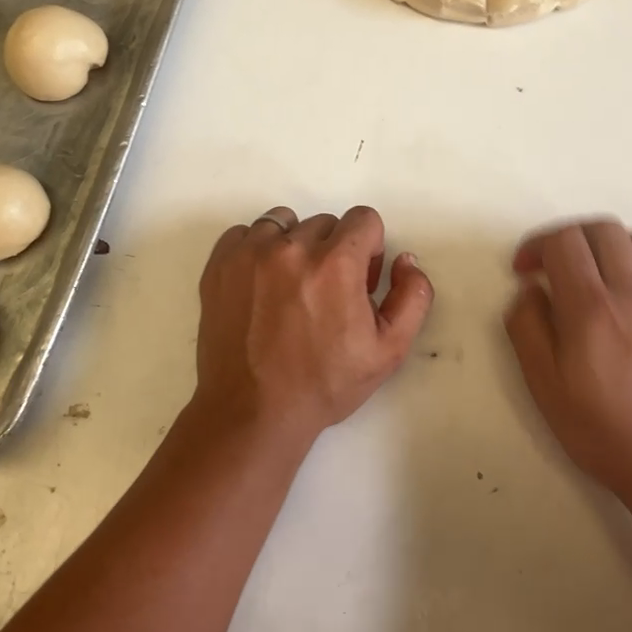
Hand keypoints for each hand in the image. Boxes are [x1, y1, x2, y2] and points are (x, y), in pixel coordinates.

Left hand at [195, 205, 433, 443]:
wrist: (252, 411)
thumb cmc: (324, 384)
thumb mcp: (388, 351)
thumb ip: (412, 297)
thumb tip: (405, 260)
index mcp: (336, 263)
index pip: (364, 219)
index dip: (370, 249)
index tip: (360, 280)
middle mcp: (291, 248)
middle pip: (325, 224)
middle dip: (334, 251)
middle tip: (327, 294)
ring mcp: (249, 254)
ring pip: (284, 224)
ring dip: (295, 246)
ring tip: (291, 288)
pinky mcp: (220, 265)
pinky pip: (245, 234)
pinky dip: (256, 250)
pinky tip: (262, 284)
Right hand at [504, 219, 631, 501]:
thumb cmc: (600, 429)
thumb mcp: (544, 386)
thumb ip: (527, 328)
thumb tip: (530, 291)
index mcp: (590, 308)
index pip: (564, 242)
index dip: (536, 246)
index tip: (523, 272)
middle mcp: (630, 292)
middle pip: (599, 229)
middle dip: (566, 238)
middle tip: (548, 268)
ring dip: (603, 242)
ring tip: (586, 270)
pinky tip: (619, 286)